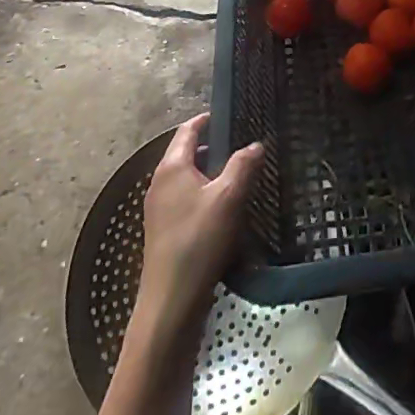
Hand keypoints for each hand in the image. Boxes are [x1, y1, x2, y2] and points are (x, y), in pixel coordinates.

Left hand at [139, 113, 263, 319]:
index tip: (227, 115)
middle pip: (186, 154)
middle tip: (241, 146)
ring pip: (187, 179)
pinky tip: (224, 210)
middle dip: (212, 147)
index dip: (206, 120)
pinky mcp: (164, 231)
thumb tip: (255, 144)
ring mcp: (159, 209)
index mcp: (171, 167)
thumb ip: (243, 165)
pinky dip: (204, 195)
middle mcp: (160, 183)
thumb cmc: (199, 240)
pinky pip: (185, 201)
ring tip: (238, 176)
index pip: (187, 130)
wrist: (171, 299)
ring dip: (210, 174)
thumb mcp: (229, 197)